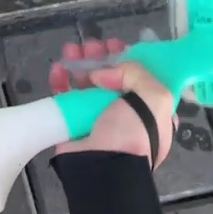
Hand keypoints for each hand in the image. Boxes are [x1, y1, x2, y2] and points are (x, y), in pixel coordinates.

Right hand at [51, 39, 177, 165]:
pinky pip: (65, 96)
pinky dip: (60, 80)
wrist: (102, 168)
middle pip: (111, 75)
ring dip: (77, 64)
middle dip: (98, 57)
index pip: (140, 75)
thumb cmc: (133, 135)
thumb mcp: (154, 100)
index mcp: (151, 110)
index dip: (127, 57)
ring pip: (86, 82)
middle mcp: (126, 112)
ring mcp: (97, 117)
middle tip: (88, 46)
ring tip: (69, 52)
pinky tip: (58, 70)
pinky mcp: (73, 122)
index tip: (113, 45)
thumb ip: (138, 74)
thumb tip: (103, 73)